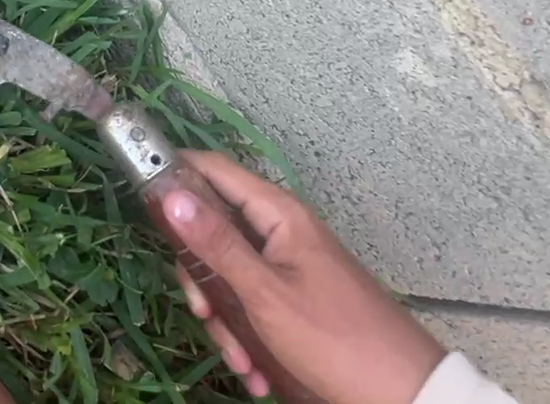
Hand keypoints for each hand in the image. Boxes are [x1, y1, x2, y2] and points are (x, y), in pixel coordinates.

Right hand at [165, 150, 445, 403]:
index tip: (140, 196)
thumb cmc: (336, 340)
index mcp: (276, 213)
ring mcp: (286, 264)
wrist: (409, 400)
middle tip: (201, 310)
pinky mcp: (292, 297)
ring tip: (238, 360)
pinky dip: (246, 333)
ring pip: (227, 271)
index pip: (212, 168)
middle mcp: (279, 229)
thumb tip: (168, 193)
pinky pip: (250, 300)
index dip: (174, 172)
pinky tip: (254, 370)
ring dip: (223, 316)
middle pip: (212, 228)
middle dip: (200, 275)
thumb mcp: (265, 294)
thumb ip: (215, 243)